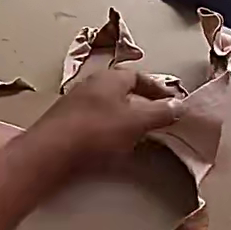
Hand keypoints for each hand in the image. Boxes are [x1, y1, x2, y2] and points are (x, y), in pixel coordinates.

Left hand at [24, 69, 183, 168]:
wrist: (50, 152)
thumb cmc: (97, 130)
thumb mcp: (137, 121)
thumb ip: (160, 112)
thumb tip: (180, 104)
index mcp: (109, 78)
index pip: (139, 77)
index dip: (158, 90)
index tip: (172, 104)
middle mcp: (91, 85)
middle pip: (123, 93)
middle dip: (142, 106)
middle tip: (157, 122)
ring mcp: (75, 105)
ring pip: (108, 109)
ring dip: (125, 121)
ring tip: (137, 138)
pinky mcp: (65, 125)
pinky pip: (94, 125)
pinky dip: (108, 133)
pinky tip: (111, 149)